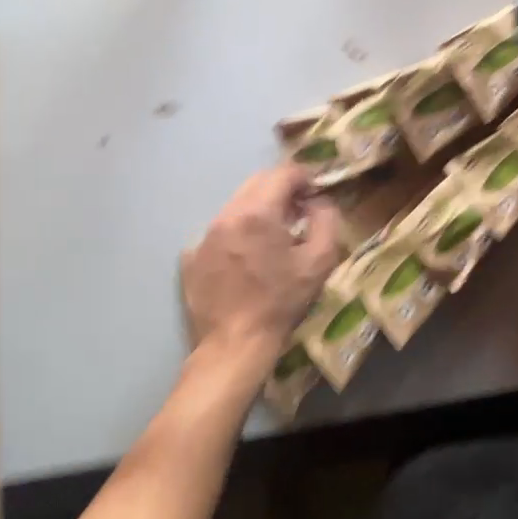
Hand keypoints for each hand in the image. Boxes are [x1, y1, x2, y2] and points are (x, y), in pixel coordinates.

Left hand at [180, 163, 342, 350]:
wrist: (234, 345)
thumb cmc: (281, 301)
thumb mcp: (321, 260)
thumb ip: (326, 219)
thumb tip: (318, 201)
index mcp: (258, 213)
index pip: (283, 173)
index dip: (305, 177)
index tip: (315, 193)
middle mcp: (227, 216)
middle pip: (257, 182)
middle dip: (281, 188)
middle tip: (298, 210)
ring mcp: (204, 236)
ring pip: (237, 204)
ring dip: (259, 209)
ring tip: (273, 235)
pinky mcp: (191, 257)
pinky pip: (219, 231)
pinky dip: (237, 233)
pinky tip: (247, 257)